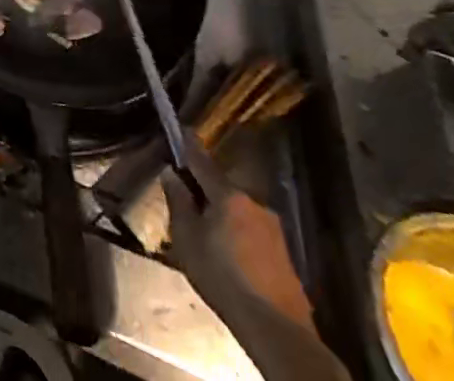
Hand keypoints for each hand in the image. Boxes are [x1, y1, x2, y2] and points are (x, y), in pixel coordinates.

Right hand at [161, 141, 314, 331]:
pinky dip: (237, 234)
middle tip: (188, 207)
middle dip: (205, 192)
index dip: (190, 146)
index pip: (203, 161)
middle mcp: (253, 201)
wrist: (274, 324)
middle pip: (222, 187)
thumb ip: (178, 203)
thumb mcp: (186, 239)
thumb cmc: (221, 276)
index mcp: (228, 195)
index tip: (182, 129)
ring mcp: (272, 225)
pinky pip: (251, 229)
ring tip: (207, 240)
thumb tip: (172, 174)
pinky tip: (229, 258)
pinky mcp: (281, 248)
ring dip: (222, 215)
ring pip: (238, 210)